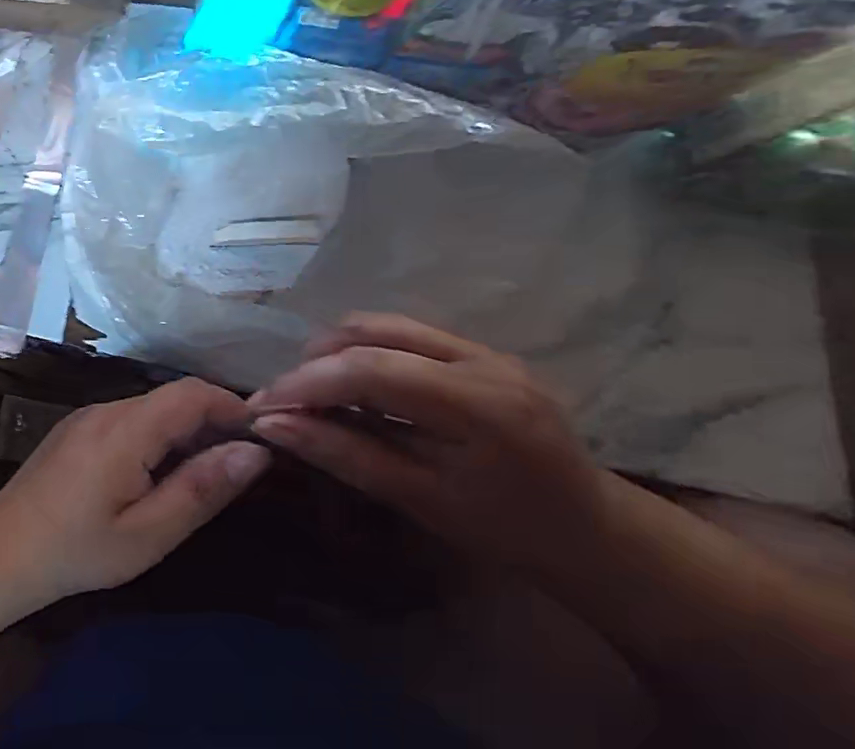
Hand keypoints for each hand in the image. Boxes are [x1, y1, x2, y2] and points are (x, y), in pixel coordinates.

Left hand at [0, 378, 270, 601]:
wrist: (3, 550)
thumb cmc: (79, 549)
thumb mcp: (149, 532)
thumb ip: (202, 488)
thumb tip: (255, 452)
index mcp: (126, 428)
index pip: (191, 392)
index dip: (231, 406)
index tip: (262, 437)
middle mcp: (106, 409)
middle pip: (172, 397)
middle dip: (212, 420)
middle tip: (240, 464)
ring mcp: (87, 416)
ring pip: (151, 408)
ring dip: (184, 430)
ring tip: (205, 473)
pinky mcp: (76, 428)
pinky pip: (128, 419)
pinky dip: (157, 435)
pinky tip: (159, 473)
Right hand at [249, 313, 613, 569]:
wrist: (590, 530)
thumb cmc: (506, 530)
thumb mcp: (419, 500)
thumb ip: (343, 454)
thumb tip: (273, 427)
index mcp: (479, 405)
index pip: (371, 369)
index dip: (307, 383)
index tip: (263, 407)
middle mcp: (482, 359)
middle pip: (371, 331)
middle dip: (314, 362)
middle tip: (284, 402)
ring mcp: (483, 348)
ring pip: (383, 324)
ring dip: (336, 351)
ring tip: (313, 393)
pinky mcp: (478, 349)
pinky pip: (403, 334)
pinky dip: (363, 353)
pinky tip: (352, 387)